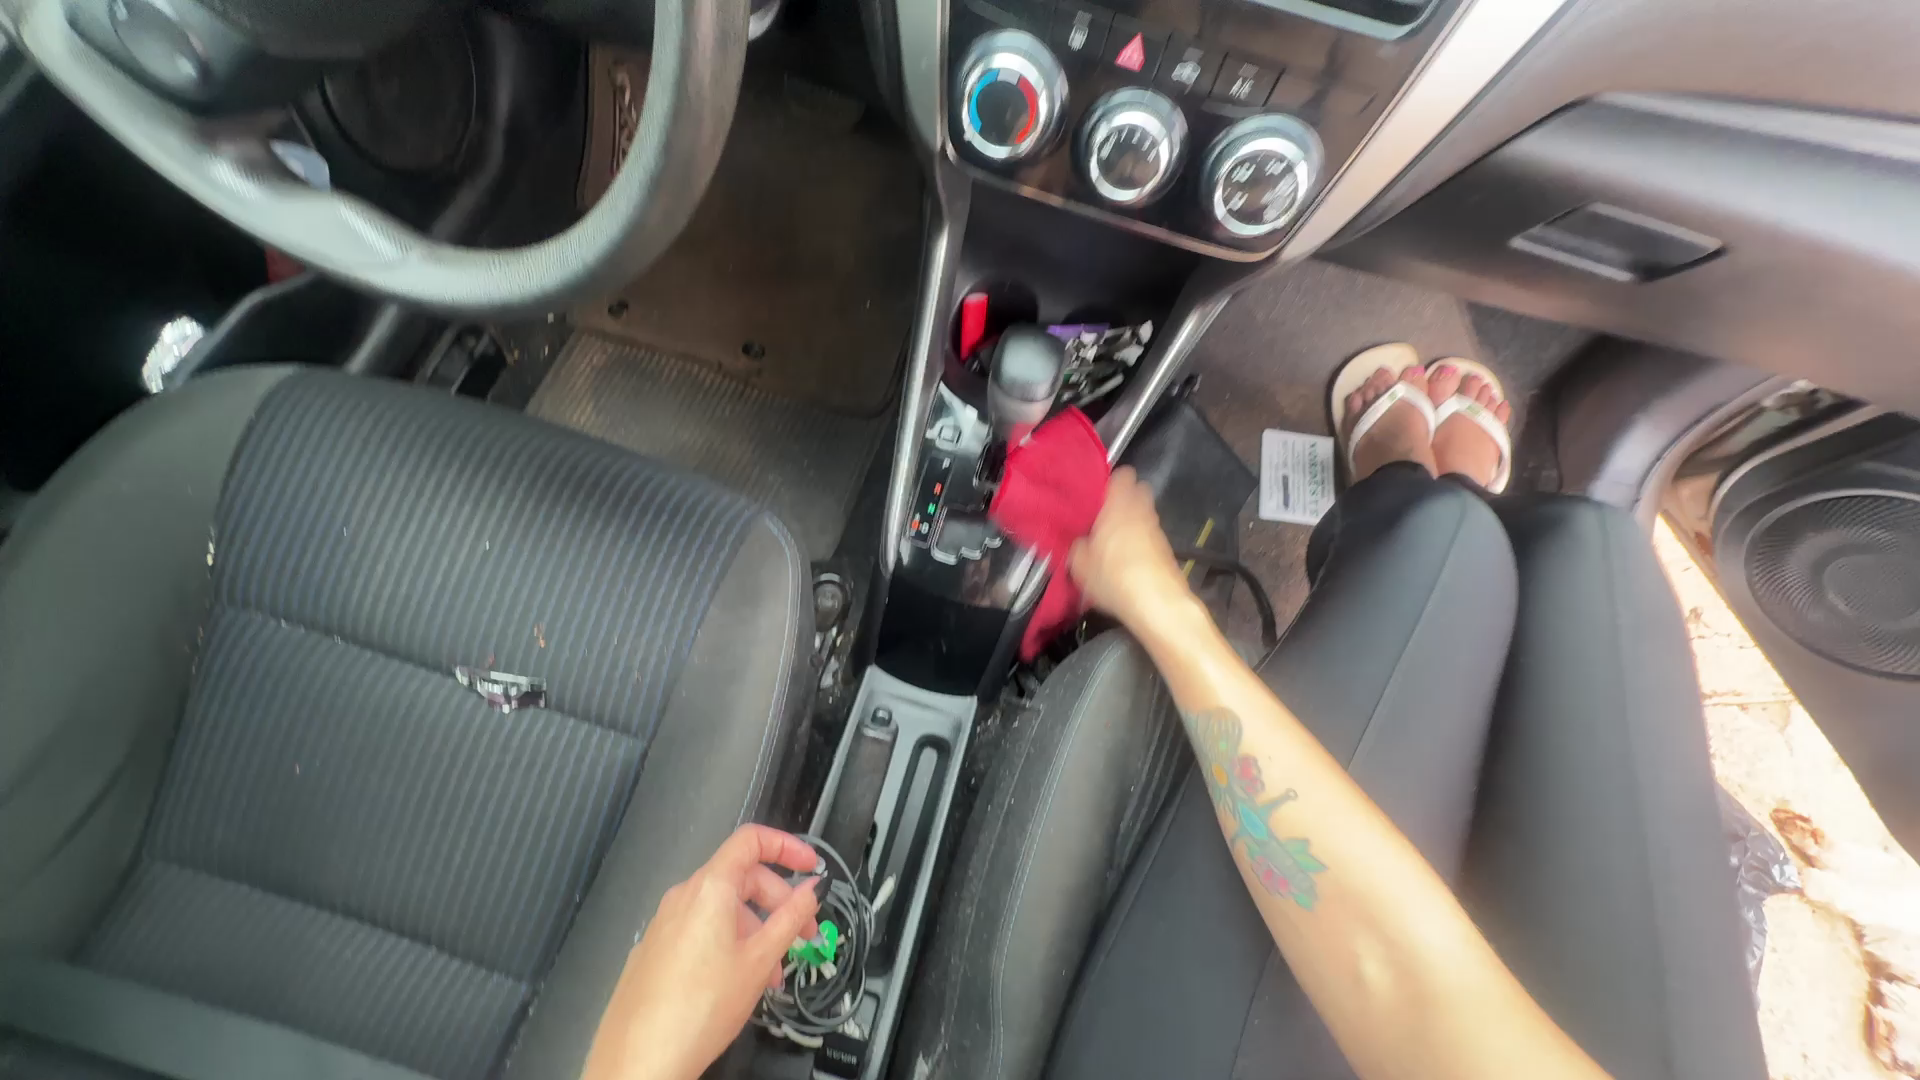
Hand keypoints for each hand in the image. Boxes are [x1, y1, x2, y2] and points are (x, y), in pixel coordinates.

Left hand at [585, 825, 822, 1079]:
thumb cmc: (702, 1007)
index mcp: (710, 887)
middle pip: (742, 877)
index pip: (752, 839)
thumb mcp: (760, 959)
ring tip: (772, 974)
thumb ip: (792, 916)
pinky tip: (739, 983)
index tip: (811, 867)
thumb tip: (814, 888)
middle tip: (803, 935)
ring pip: (723, 909)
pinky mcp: (654, 951)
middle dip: (778, 901)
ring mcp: (665, 923)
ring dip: (756, 930)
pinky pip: (701, 931)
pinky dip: (729, 943)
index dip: (787, 846)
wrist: (637, 1065)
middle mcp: (684, 896)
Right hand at [1069, 467, 1194, 630]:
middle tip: (1105, 513)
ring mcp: (1157, 530)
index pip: (1123, 475)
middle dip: (1124, 498)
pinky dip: (1140, 542)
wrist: (1158, 604)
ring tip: (1113, 541)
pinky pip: (1149, 536)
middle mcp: (1142, 512)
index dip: (1111, 481)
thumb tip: (1079, 543)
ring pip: (1144, 514)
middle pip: (1138, 491)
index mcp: (1118, 506)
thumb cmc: (1115, 578)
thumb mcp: (1080, 565)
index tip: (1097, 493)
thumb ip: (1076, 546)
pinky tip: (1127, 562)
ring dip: (1131, 521)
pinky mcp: (1166, 550)